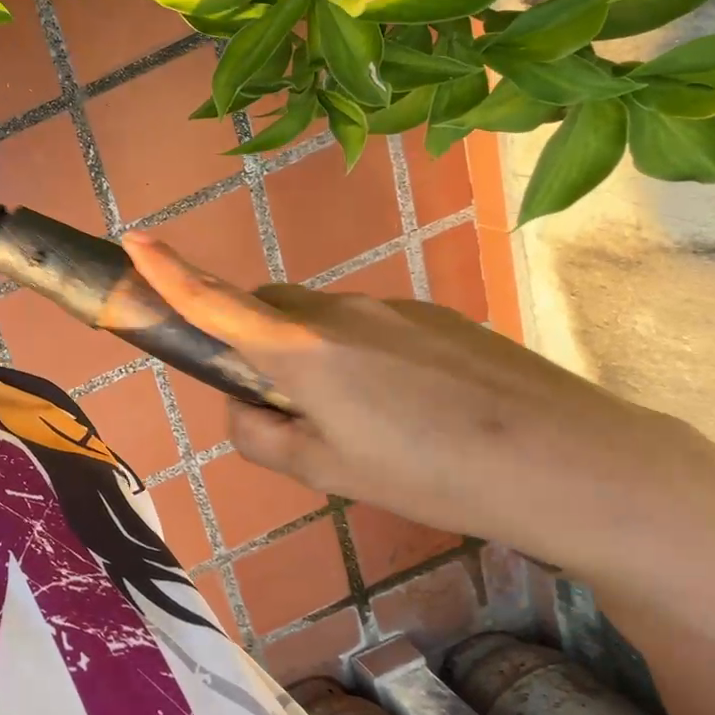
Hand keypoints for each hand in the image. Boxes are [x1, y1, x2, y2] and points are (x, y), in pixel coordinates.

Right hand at [121, 231, 714, 596]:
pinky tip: (417, 407)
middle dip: (255, 339)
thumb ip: (260, 434)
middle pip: (266, 308)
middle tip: (289, 403)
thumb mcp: (326, 473)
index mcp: (300, 351)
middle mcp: (338, 312)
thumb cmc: (433, 476)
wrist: (582, 466)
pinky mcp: (436, 314)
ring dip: (315, 352)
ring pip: (320, 319)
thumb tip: (245, 405)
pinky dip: (365, 355)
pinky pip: (370, 325)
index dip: (166, 270)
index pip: (213, 302)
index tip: (131, 238)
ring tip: (371, 418)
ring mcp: (392, 307)